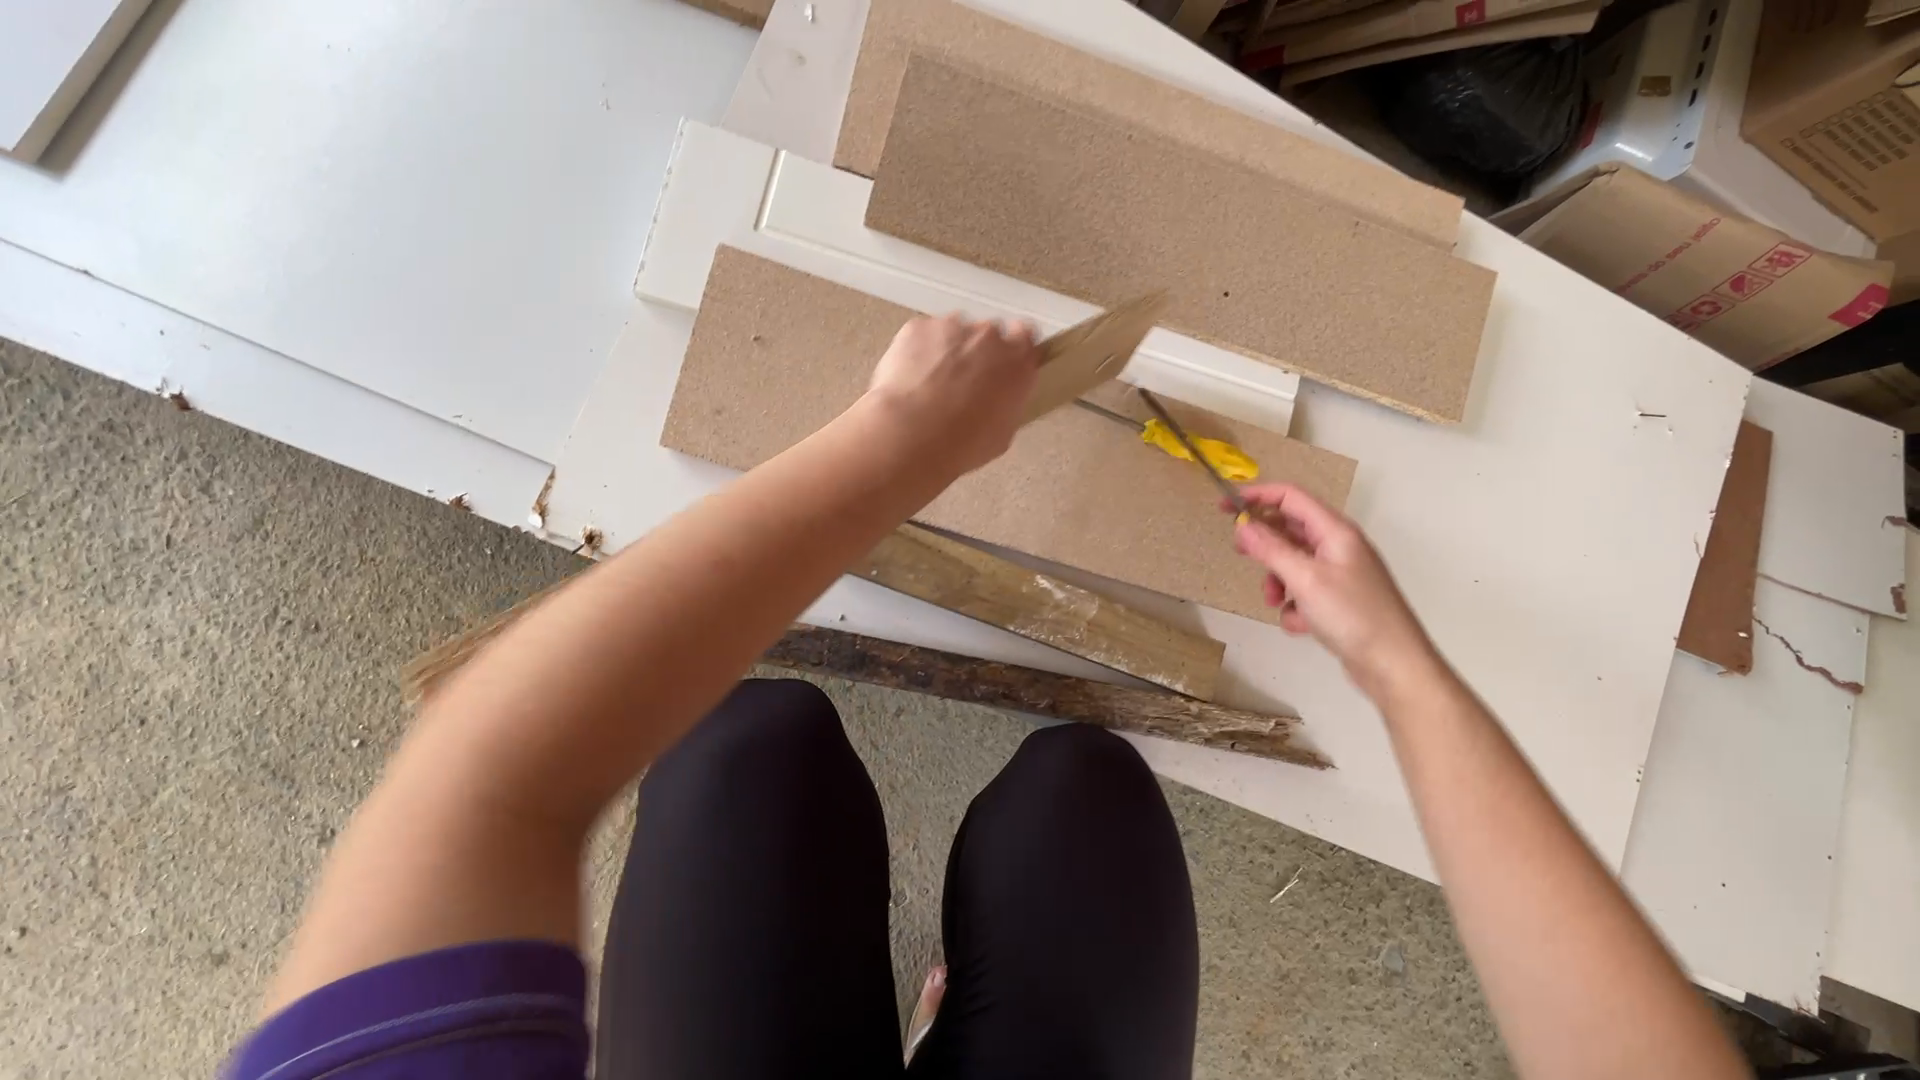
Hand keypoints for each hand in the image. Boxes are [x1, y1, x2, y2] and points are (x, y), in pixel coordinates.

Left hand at [862, 314, 1038, 473]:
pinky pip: (922, 334)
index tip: (1000, 365)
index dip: (1011, 349)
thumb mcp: (1003, 433)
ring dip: (948, 349)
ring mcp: (953, 326)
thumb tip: (1000, 397)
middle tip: (961, 381)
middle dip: (977, 352)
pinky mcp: (918, 327)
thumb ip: (1008, 402)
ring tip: (930, 381)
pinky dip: (917, 350)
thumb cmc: (963, 445)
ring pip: (954, 331)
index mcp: (1018, 362)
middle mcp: (991, 336)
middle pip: (988, 334)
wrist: (913, 435)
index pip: (1025, 336)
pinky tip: (909, 377)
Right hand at [1228, 484, 1437, 695]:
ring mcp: (1338, 574)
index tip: (1225, 507)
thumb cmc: (1352, 615)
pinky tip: (1300, 624)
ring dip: (1276, 580)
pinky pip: (1302, 591)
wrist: (1393, 664)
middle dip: (1264, 544)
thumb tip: (1242, 526)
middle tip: (1242, 554)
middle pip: (1289, 529)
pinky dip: (1294, 606)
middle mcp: (1338, 546)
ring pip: (1292, 563)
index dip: (1256, 496)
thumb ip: (1271, 549)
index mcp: (1335, 531)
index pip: (1290, 497)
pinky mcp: (1336, 600)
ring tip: (1276, 602)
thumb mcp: (1305, 579)